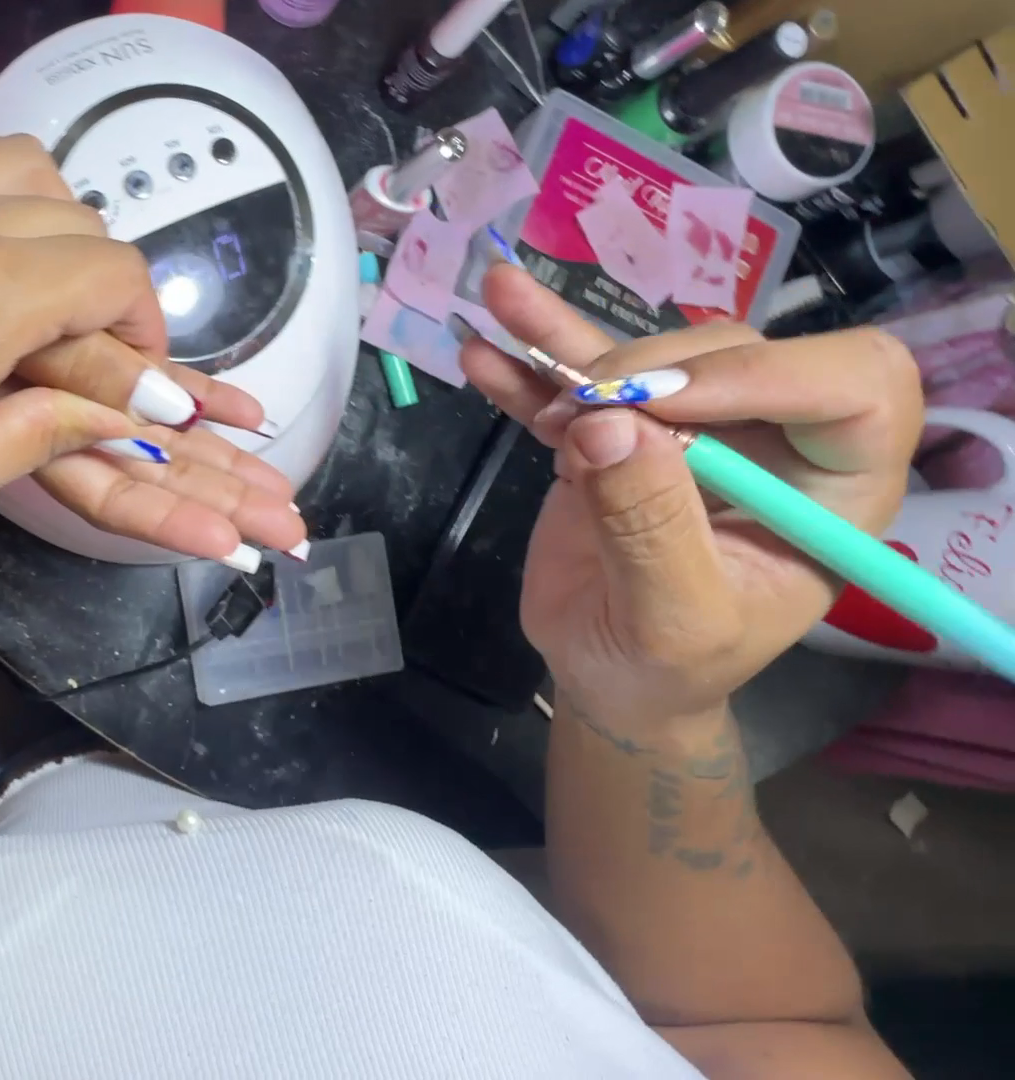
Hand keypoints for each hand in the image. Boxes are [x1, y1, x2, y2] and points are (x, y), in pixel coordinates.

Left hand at [0, 121, 305, 566]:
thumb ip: (50, 431)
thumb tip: (122, 415)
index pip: (115, 272)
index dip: (147, 323)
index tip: (139, 371)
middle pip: (82, 221)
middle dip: (109, 285)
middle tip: (94, 350)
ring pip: (27, 165)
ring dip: (60, 222)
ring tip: (46, 287)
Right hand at [460, 265, 921, 722]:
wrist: (606, 674)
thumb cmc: (664, 665)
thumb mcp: (674, 617)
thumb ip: (651, 527)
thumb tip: (606, 426)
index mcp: (827, 485)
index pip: (846, 386)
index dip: (758, 373)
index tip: (652, 403)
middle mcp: (761, 441)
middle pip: (723, 356)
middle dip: (640, 370)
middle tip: (567, 419)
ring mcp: (676, 435)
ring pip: (636, 359)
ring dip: (564, 334)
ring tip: (498, 297)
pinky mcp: (603, 442)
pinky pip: (564, 395)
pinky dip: (522, 374)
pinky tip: (479, 352)